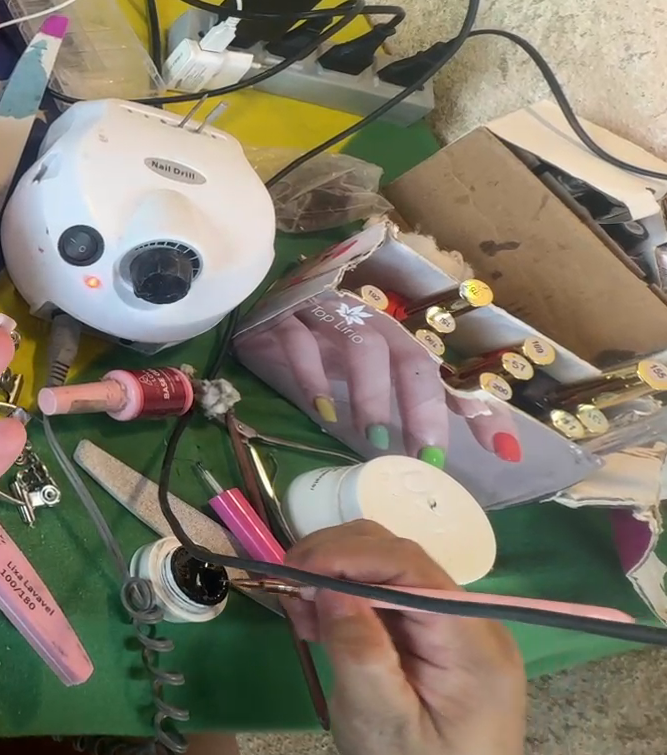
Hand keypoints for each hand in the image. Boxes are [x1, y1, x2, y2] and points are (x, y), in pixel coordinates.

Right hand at [237, 300, 519, 463]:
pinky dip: (313, 376)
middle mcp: (365, 319)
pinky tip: (321, 408)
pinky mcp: (281, 316)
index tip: (503, 453)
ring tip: (374, 438)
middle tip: (427, 453)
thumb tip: (440, 436)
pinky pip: (300, 343)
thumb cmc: (310, 337)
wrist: (251, 301)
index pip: (446, 371)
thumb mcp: (359, 366)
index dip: (477, 407)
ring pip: (361, 347)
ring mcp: (322, 314)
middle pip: (408, 356)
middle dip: (423, 406)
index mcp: (389, 333)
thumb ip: (396, 390)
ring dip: (372, 395)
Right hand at [285, 521, 528, 754]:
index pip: (409, 567)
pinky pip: (375, 580)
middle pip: (393, 551)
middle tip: (288, 589)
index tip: (293, 573)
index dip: (345, 556)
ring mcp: (447, 621)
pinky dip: (334, 583)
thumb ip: (361, 655)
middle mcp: (468, 620)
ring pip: (379, 556)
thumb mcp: (381, 722)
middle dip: (330, 557)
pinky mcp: (425, 625)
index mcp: (470, 645)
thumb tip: (331, 588)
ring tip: (300, 606)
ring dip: (328, 567)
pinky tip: (316, 614)